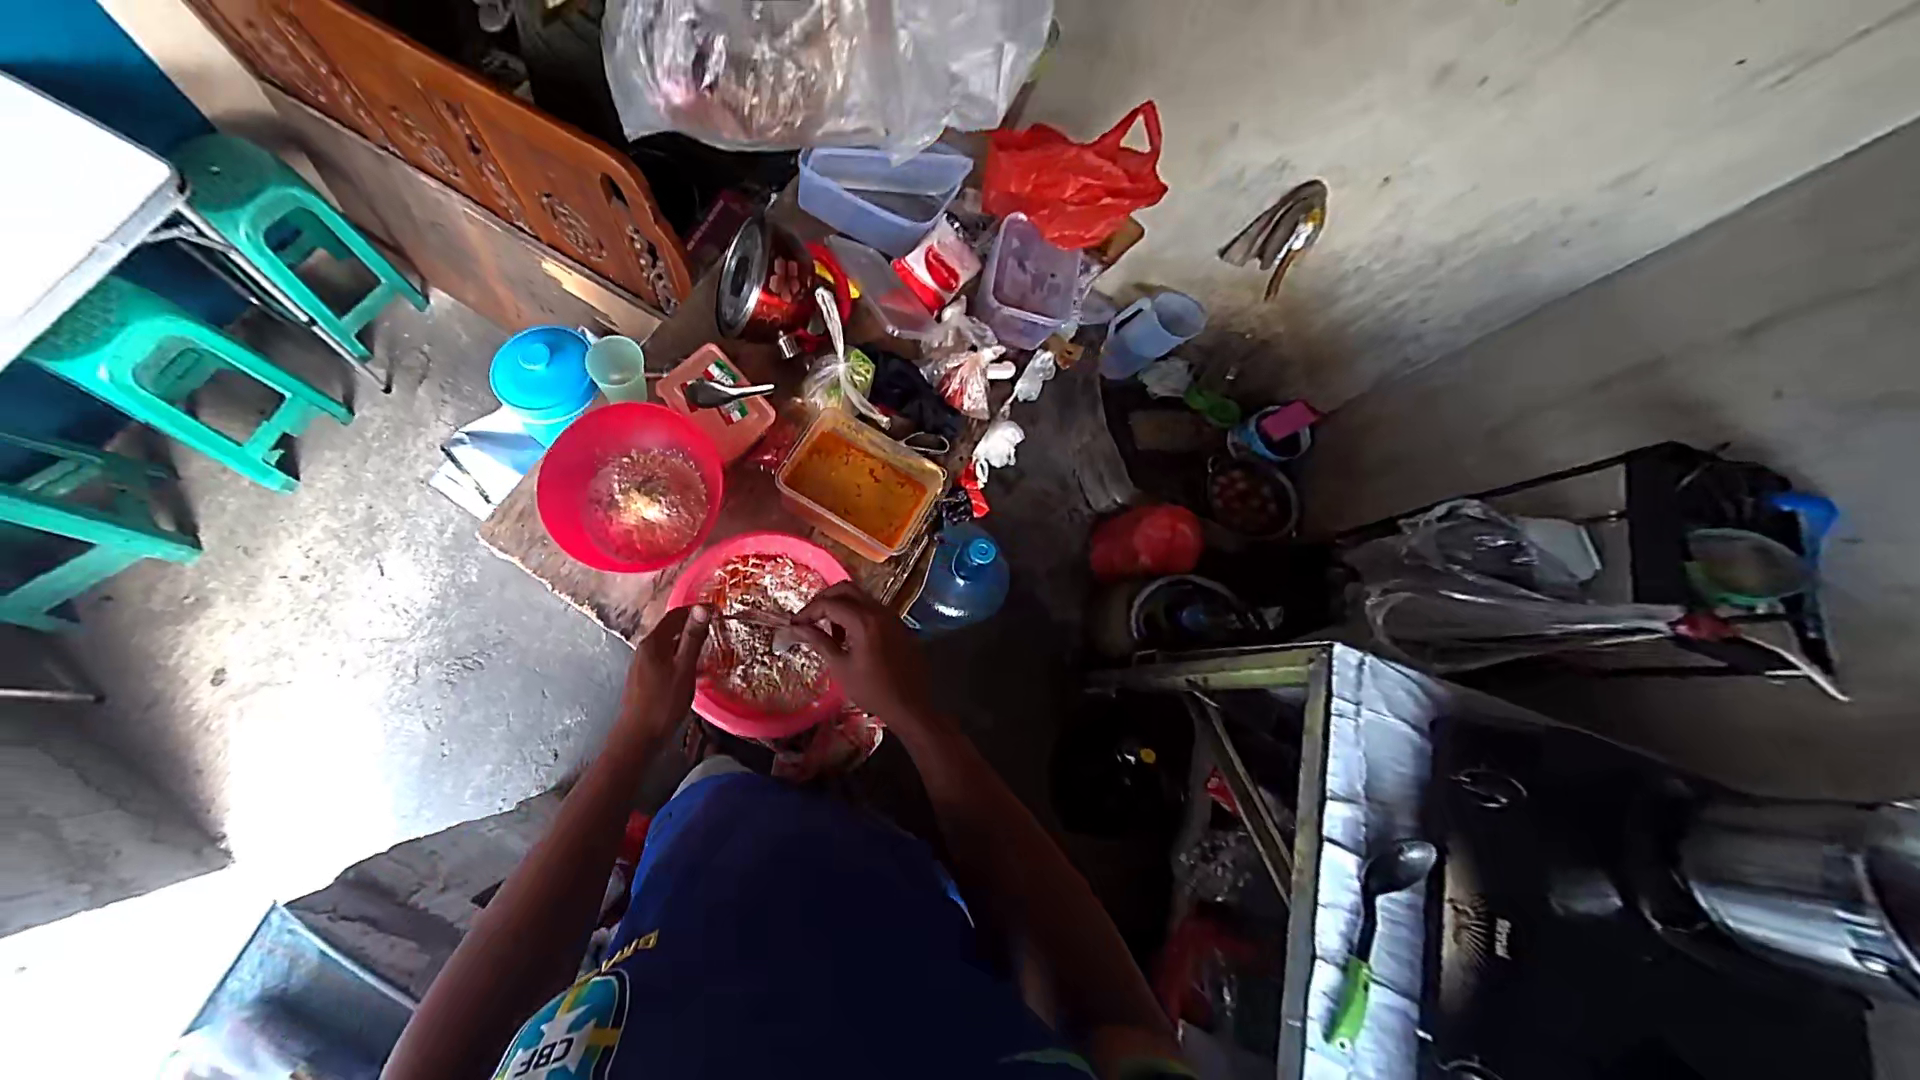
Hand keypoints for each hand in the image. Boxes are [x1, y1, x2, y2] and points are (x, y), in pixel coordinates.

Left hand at [618, 604, 710, 736]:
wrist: (639, 736)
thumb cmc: (664, 702)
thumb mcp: (684, 668)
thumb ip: (693, 638)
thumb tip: (702, 608)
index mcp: (653, 643)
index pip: (676, 614)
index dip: (697, 610)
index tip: (718, 611)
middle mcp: (645, 649)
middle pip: (671, 628)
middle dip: (693, 625)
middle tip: (717, 627)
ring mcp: (642, 663)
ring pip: (669, 644)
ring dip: (688, 641)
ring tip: (710, 646)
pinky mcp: (645, 677)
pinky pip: (666, 658)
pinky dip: (681, 656)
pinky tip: (695, 668)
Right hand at [788, 583, 937, 727]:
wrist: (910, 704)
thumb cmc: (873, 690)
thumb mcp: (841, 667)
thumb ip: (819, 642)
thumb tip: (798, 628)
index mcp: (864, 621)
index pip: (829, 603)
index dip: (807, 612)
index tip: (795, 625)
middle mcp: (879, 610)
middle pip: (846, 589)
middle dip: (824, 600)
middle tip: (809, 619)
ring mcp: (891, 615)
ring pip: (860, 596)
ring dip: (840, 606)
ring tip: (829, 632)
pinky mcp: (898, 624)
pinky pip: (872, 608)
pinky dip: (856, 613)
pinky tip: (849, 636)